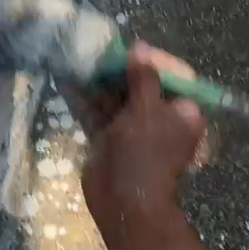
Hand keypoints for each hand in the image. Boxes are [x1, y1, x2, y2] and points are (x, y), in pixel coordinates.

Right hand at [80, 41, 206, 244]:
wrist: (123, 202)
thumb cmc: (144, 154)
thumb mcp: (147, 110)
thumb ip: (143, 78)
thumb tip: (140, 48)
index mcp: (182, 113)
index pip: (173, 77)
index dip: (152, 61)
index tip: (130, 49)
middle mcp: (160, 119)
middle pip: (140, 85)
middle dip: (117, 70)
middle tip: (97, 52)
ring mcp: (133, 130)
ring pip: (115, 99)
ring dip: (96, 82)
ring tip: (77, 61)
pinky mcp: (109, 140)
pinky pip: (97, 115)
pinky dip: (83, 100)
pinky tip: (66, 83)